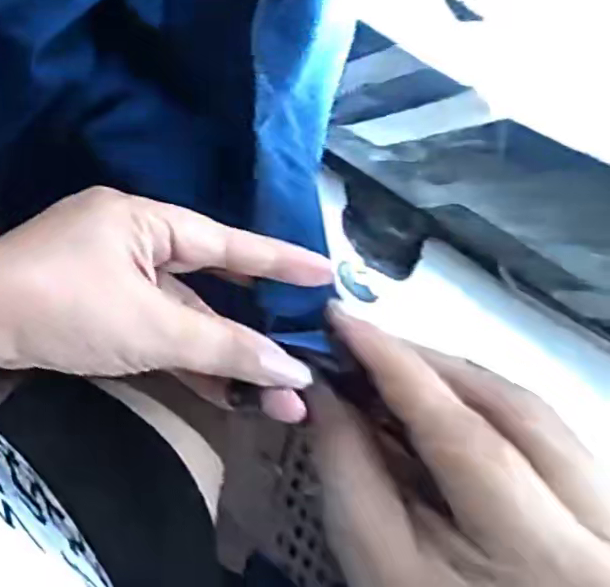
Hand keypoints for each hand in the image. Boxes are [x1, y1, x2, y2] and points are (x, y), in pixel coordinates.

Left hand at [0, 186, 332, 422]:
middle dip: (254, 325)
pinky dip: (179, 351)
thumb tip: (292, 369)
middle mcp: (117, 233)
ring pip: (174, 306)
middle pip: (201, 275)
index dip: (277, 261)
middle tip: (317, 358)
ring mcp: (98, 265)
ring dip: (219, 350)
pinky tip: (225, 392)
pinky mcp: (84, 296)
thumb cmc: (65, 306)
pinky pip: (145, 319)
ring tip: (284, 401)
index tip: (332, 274)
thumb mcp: (153, 329)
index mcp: (133, 218)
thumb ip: (226, 348)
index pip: (221, 238)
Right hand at [310, 310, 609, 586]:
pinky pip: (560, 445)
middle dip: (429, 362)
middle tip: (356, 339)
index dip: (396, 364)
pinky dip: (491, 413)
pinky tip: (439, 410)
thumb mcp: (366, 540)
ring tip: (391, 370)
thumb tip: (313, 377)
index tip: (337, 316)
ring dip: (460, 383)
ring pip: (548, 423)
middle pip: (523, 414)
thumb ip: (342, 455)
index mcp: (548, 555)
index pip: (463, 432)